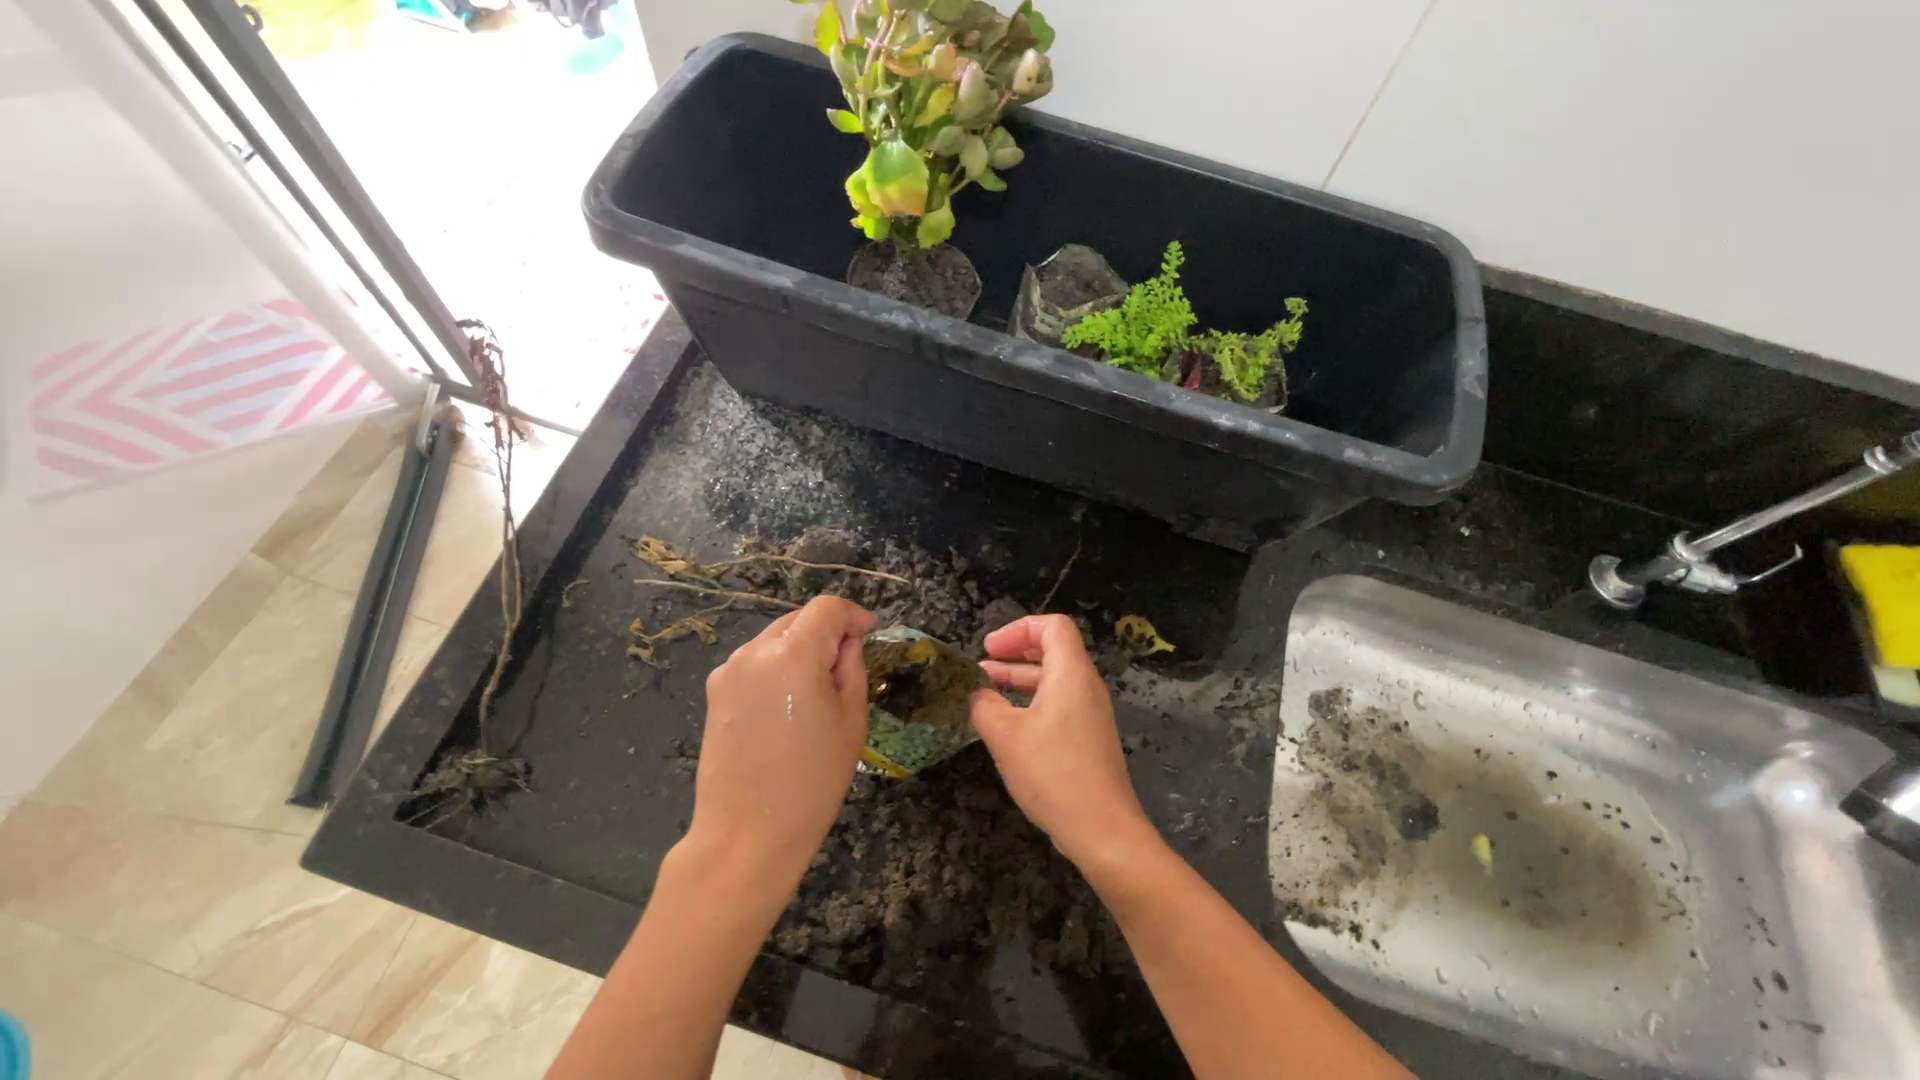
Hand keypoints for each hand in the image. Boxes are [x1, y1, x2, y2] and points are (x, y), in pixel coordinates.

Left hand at [682, 596, 873, 894]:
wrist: (748, 833)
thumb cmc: (812, 780)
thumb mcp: (851, 721)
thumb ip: (851, 668)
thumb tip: (846, 644)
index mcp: (794, 653)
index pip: (827, 608)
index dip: (852, 615)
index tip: (869, 634)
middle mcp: (755, 651)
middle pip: (798, 620)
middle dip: (825, 633)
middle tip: (846, 669)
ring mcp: (729, 671)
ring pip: (774, 640)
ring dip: (799, 650)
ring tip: (815, 694)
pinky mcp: (715, 692)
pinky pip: (754, 664)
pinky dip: (776, 670)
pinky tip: (786, 709)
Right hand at [970, 615, 1158, 867]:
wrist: (1102, 829)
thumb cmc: (1052, 773)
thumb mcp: (1006, 736)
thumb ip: (984, 706)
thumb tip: (976, 694)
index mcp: (1071, 674)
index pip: (1052, 626)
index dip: (1018, 629)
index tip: (989, 648)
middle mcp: (1086, 687)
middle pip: (1053, 651)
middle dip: (1014, 654)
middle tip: (981, 666)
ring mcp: (1090, 714)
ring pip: (1054, 681)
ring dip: (1019, 681)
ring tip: (984, 694)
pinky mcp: (1089, 739)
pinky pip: (1059, 706)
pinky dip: (1031, 704)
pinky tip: (1007, 728)